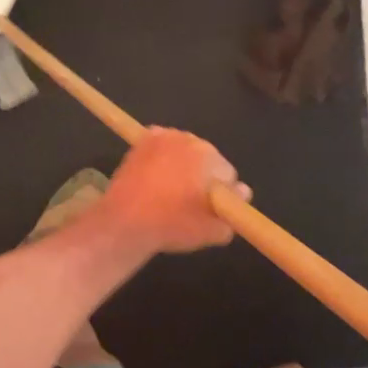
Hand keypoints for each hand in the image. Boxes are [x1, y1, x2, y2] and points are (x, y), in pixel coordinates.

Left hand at [93, 128, 245, 253]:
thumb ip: (235, 211)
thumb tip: (242, 192)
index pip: (227, 175)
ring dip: (182, 165)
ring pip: (184, 151)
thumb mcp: (213, 230)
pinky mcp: (141, 140)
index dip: (221, 194)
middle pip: (206, 159)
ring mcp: (162, 136)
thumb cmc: (172, 225)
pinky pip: (162, 145)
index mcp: (209, 157)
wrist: (125, 222)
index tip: (208, 208)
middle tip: (188, 201)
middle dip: (202, 176)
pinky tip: (156, 176)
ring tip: (169, 191)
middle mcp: (188, 139)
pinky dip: (162, 156)